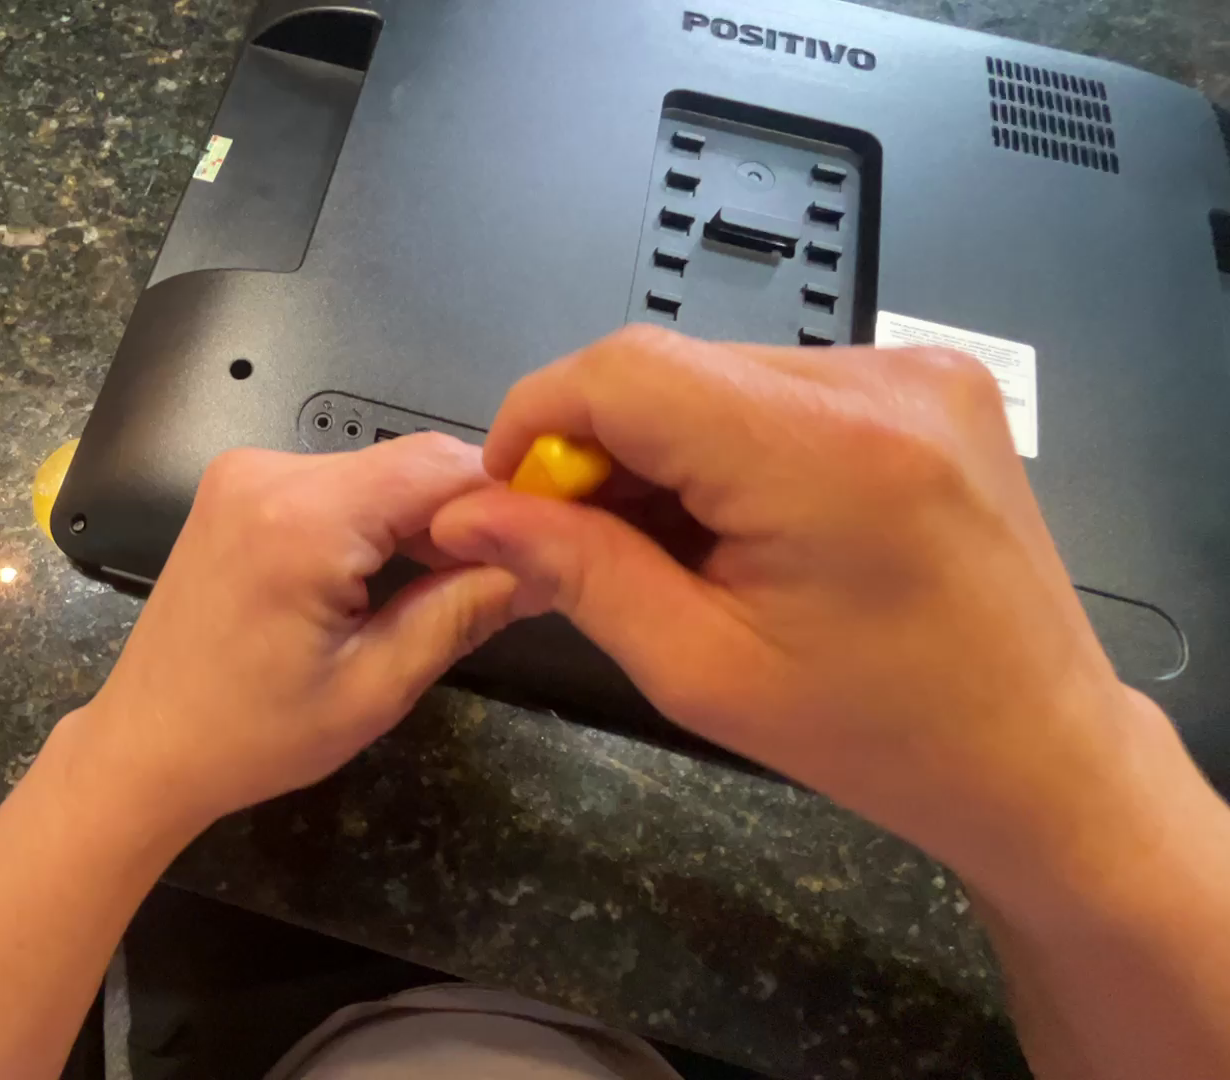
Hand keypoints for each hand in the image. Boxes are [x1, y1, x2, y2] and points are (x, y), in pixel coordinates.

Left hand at [57, 434, 522, 838]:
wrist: (147, 742)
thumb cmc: (253, 735)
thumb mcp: (373, 688)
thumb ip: (461, 612)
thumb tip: (539, 565)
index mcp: (302, 519)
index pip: (437, 465)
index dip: (500, 497)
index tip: (535, 545)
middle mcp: (266, 471)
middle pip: (404, 461)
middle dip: (459, 512)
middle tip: (490, 578)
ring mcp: (242, 473)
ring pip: (370, 470)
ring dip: (413, 516)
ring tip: (433, 582)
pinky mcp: (234, 487)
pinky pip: (329, 482)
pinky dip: (367, 515)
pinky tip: (373, 568)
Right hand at [431, 326, 1211, 905]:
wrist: (1036, 754)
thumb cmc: (869, 732)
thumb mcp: (690, 665)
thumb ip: (570, 569)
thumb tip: (466, 513)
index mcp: (824, 457)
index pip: (621, 372)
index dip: (534, 417)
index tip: (509, 494)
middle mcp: (876, 382)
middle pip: (654, 369)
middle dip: (585, 446)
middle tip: (575, 536)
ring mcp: (904, 372)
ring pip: (694, 375)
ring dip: (641, 449)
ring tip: (656, 540)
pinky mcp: (908, 383)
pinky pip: (748, 388)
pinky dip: (696, 445)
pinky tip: (710, 516)